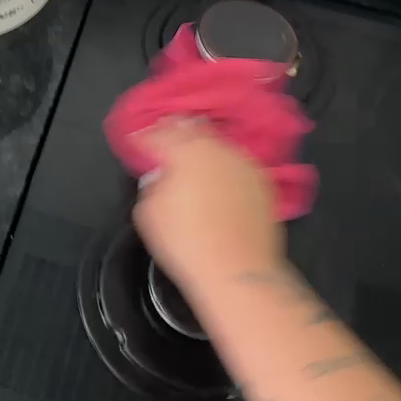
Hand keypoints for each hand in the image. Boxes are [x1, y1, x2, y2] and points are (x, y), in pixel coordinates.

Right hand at [132, 119, 289, 295]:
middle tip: (164, 134)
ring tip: (192, 158)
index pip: (158, 134)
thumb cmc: (187, 244)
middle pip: (192, 129)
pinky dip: (224, 167)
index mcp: (183, 153)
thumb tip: (159, 181)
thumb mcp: (147, 213)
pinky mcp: (262, 183)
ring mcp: (242, 165)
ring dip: (202, 148)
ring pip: (218, 145)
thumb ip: (151, 186)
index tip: (138, 138)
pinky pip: (237, 166)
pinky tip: (218, 180)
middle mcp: (216, 152)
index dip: (143, 135)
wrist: (235, 271)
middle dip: (175, 130)